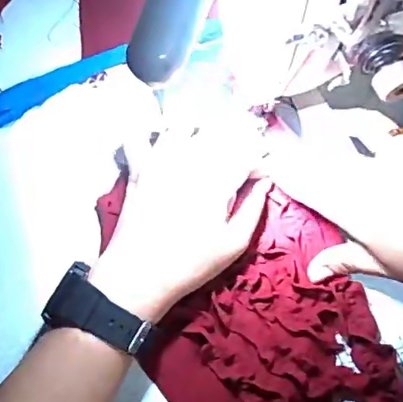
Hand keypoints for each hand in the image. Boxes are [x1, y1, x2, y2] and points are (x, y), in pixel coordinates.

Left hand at [88, 115, 268, 321]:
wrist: (138, 275)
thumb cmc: (190, 264)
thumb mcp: (234, 244)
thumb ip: (253, 208)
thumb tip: (264, 183)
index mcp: (217, 180)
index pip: (247, 153)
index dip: (260, 161)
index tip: (262, 174)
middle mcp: (189, 161)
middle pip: (219, 133)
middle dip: (236, 141)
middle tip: (240, 162)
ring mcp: (160, 161)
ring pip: (185, 126)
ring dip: (201, 132)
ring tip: (208, 149)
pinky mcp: (139, 168)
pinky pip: (142, 137)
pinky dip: (154, 135)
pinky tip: (164, 145)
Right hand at [261, 79, 402, 336]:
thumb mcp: (400, 272)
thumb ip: (354, 258)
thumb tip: (314, 269)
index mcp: (362, 215)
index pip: (306, 182)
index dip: (278, 163)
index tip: (257, 149)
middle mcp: (379, 177)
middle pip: (328, 153)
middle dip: (301, 142)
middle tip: (283, 130)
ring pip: (370, 128)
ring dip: (351, 123)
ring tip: (338, 119)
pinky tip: (401, 81)